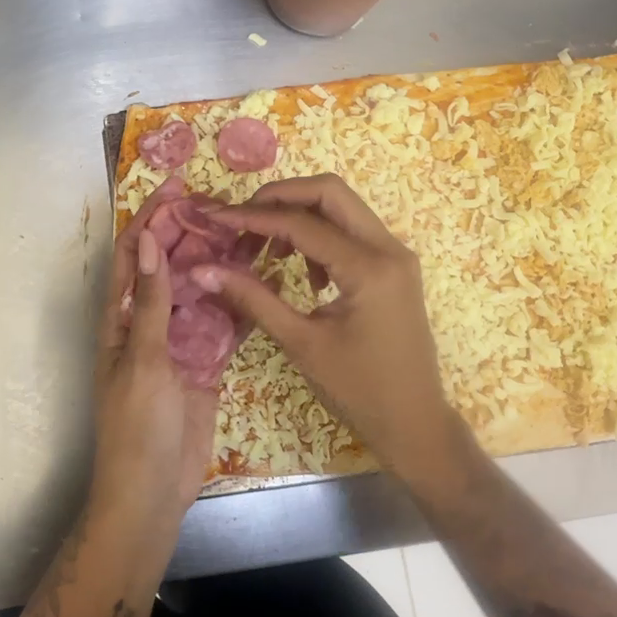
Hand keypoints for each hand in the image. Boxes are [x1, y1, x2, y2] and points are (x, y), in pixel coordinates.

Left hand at [91, 178, 218, 522]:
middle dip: (190, 234)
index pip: (131, 255)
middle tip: (225, 205)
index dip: (148, 219)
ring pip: (200, 292)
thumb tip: (145, 240)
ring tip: (250, 231)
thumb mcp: (141, 361)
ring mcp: (179, 344)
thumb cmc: (135, 427)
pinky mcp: (205, 365)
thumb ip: (150, 303)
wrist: (153, 493)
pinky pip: (223, 327)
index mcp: (121, 318)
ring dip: (218, 264)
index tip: (176, 189)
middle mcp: (148, 323)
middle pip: (168, 267)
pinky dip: (240, 304)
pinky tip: (264, 280)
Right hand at [189, 174, 463, 479]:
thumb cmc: (359, 390)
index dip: (251, 216)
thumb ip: (252, 298)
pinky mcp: (393, 266)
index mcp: (368, 267)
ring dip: (298, 214)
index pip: (300, 222)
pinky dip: (318, 233)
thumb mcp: (301, 343)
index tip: (212, 216)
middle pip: (328, 191)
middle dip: (278, 198)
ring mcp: (395, 255)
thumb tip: (201, 269)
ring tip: (263, 250)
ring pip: (340, 206)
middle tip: (240, 220)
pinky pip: (351, 229)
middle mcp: (389, 248)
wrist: (415, 424)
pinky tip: (298, 270)